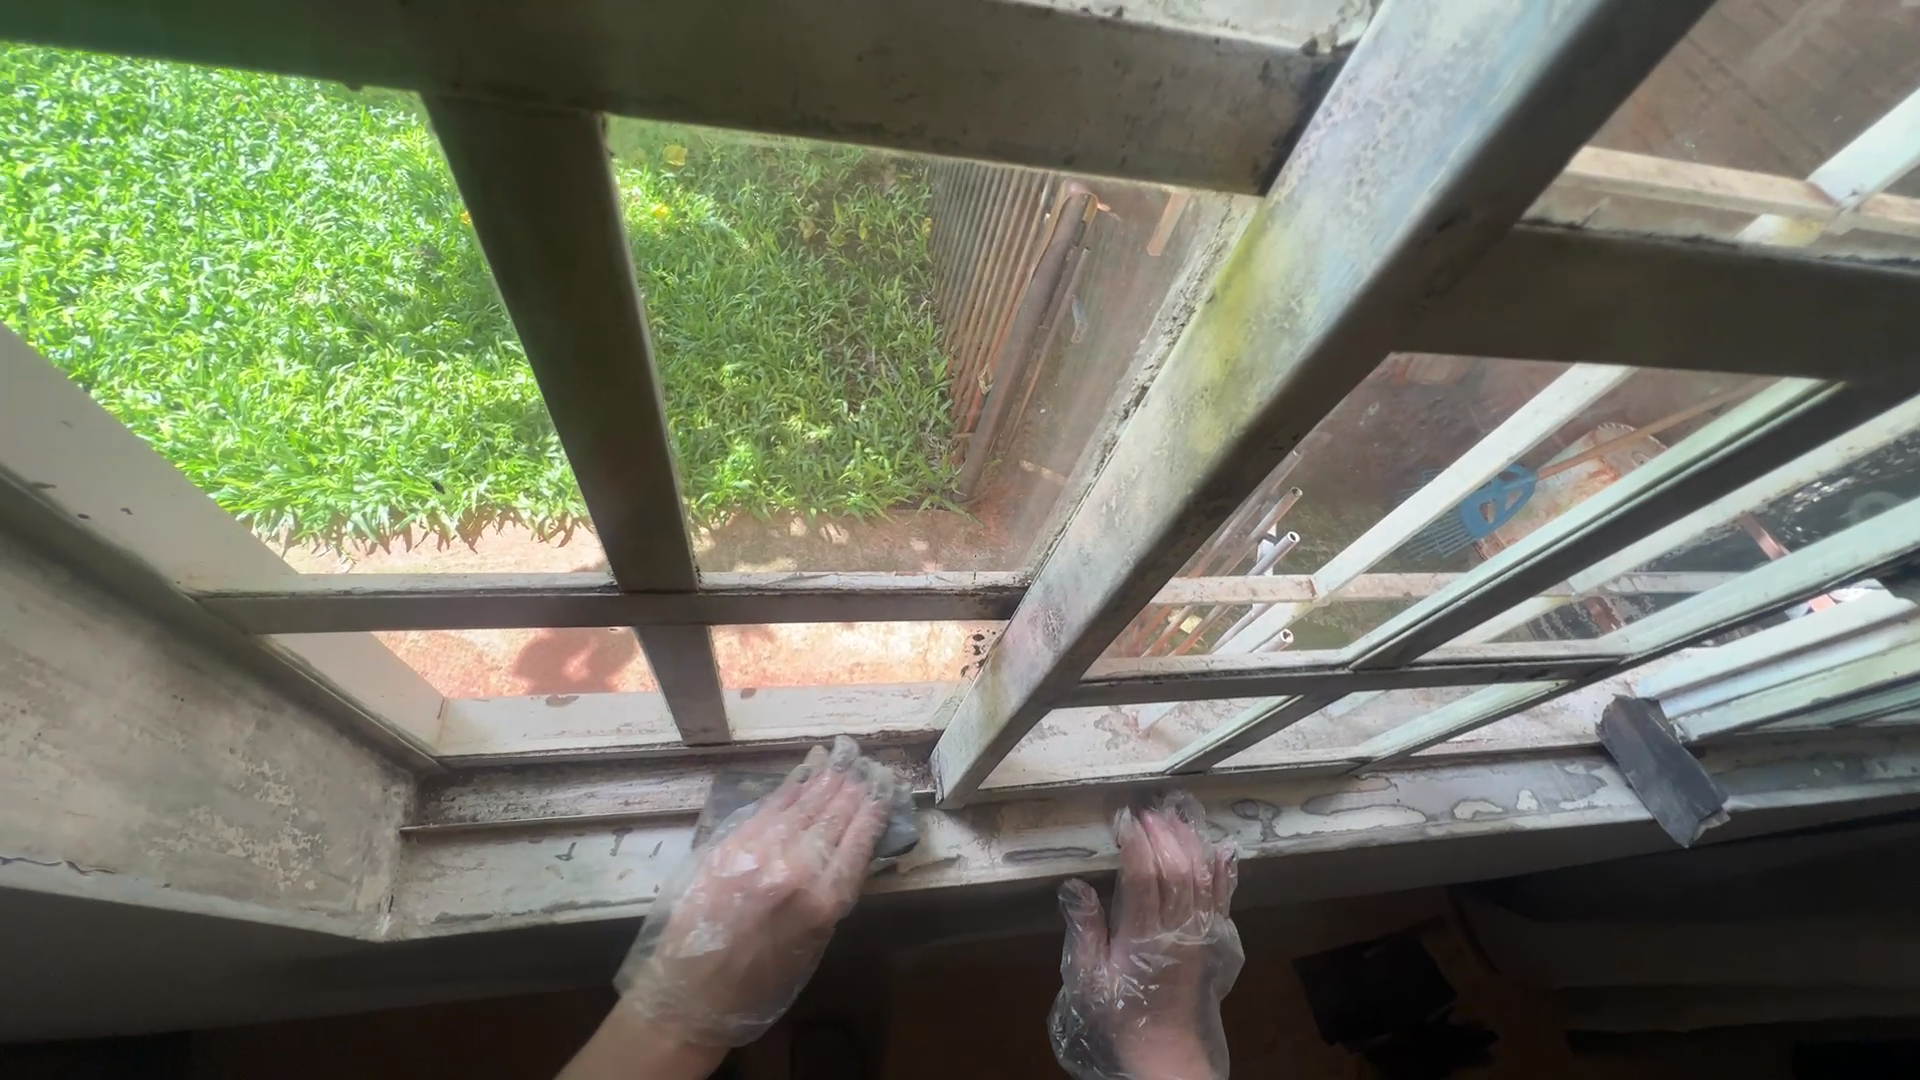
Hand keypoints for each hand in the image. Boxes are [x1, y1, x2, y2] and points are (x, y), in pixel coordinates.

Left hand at [614, 736, 897, 1047]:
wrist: (691, 996)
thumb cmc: (764, 981)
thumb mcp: (817, 942)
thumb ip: (836, 890)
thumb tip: (855, 845)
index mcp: (825, 899)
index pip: (861, 837)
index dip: (875, 806)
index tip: (886, 785)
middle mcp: (797, 867)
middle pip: (835, 813)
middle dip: (854, 786)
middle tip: (868, 763)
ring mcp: (762, 850)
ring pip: (805, 802)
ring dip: (827, 776)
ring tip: (843, 755)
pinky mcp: (733, 843)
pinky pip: (771, 805)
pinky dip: (793, 785)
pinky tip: (807, 771)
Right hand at [1049, 795, 1241, 1079]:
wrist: (1167, 1056)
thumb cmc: (1122, 1015)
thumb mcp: (1089, 979)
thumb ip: (1085, 930)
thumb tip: (1076, 885)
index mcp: (1144, 936)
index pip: (1144, 876)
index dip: (1135, 842)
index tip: (1123, 818)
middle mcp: (1177, 930)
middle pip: (1177, 870)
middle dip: (1163, 834)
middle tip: (1146, 810)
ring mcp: (1200, 935)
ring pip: (1201, 878)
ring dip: (1189, 842)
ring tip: (1175, 815)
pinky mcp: (1213, 942)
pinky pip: (1222, 900)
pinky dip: (1223, 872)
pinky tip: (1220, 848)